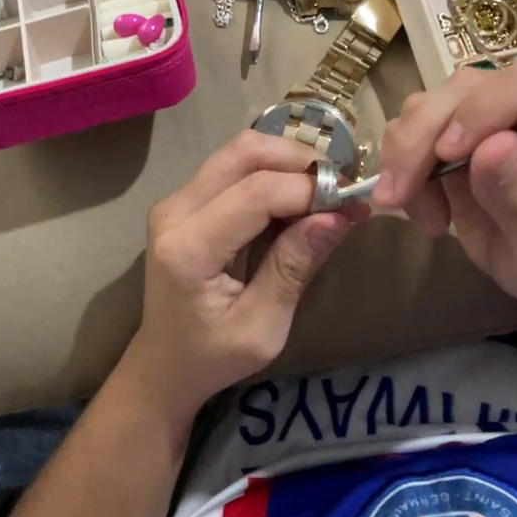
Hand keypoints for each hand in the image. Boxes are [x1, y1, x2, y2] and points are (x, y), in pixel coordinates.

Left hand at [127, 131, 358, 417]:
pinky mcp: (183, 200)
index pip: (256, 192)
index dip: (309, 189)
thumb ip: (294, 268)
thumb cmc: (212, 357)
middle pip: (244, 153)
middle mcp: (173, 212)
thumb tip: (339, 216)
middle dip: (300, 161)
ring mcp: (174, 202)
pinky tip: (298, 198)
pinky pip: (232, 167)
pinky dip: (272, 171)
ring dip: (287, 161)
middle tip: (341, 189)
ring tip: (325, 192)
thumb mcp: (262, 328)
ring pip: (239, 152)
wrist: (164, 364)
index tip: (352, 204)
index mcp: (188, 250)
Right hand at [372, 47, 516, 309]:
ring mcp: (495, 115)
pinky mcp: (457, 131)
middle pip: (474, 85)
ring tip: (407, 208)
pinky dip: (399, 165)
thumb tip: (491, 146)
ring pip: (434, 100)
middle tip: (401, 194)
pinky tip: (418, 209)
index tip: (452, 151)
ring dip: (406, 150)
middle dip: (426, 134)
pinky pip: (414, 127)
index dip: (497, 100)